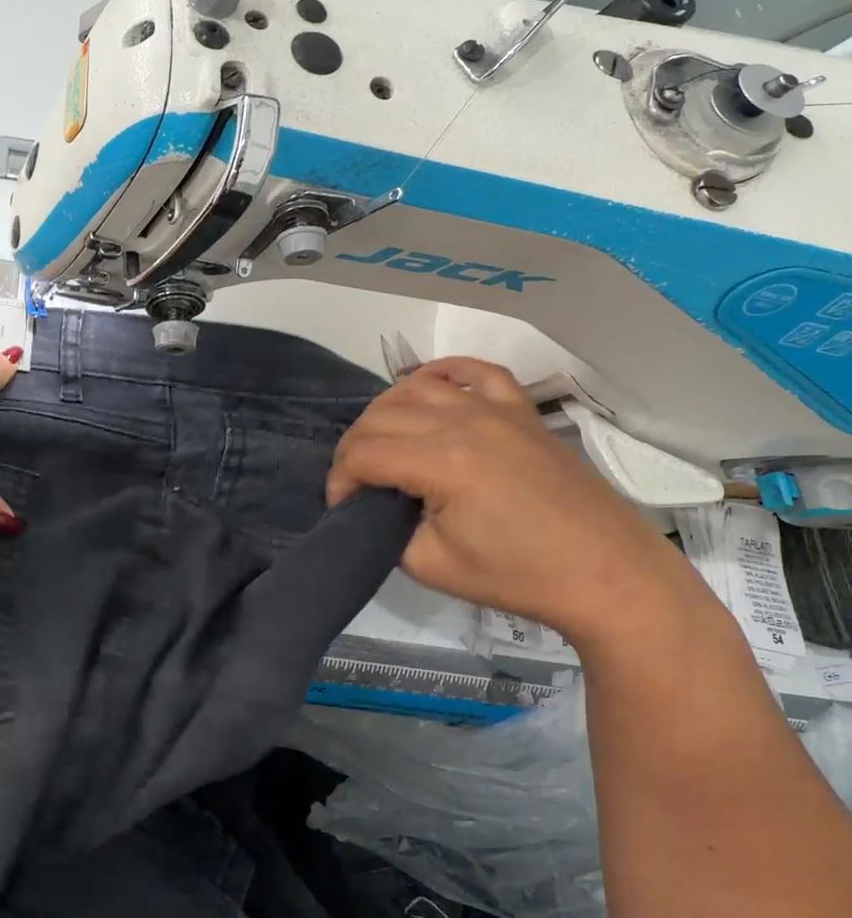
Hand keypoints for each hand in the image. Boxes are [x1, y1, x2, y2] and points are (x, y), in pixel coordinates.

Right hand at [325, 357, 706, 646]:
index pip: (361, 453)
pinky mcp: (524, 414)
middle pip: (378, 416)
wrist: (612, 579)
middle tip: (360, 484)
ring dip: (385, 414)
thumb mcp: (428, 563)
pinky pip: (477, 372)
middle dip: (354, 449)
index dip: (339, 481)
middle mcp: (465, 424)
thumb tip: (375, 502)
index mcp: (442, 463)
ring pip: (414, 388)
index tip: (343, 508)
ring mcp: (498, 412)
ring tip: (387, 447)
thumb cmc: (518, 577)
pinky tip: (428, 387)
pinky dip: (444, 372)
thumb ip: (386, 524)